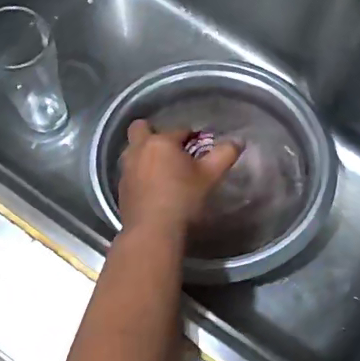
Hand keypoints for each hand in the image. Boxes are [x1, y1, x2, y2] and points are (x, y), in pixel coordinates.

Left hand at [116, 119, 241, 234]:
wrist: (152, 232)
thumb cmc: (183, 199)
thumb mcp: (210, 176)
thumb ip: (225, 155)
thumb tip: (238, 141)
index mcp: (160, 142)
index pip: (179, 130)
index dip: (192, 137)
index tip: (200, 147)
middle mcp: (138, 150)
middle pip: (141, 128)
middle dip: (154, 132)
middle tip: (170, 149)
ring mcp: (126, 169)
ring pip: (132, 150)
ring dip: (144, 153)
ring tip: (161, 169)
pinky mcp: (121, 188)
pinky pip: (130, 171)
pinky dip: (140, 172)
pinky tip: (152, 187)